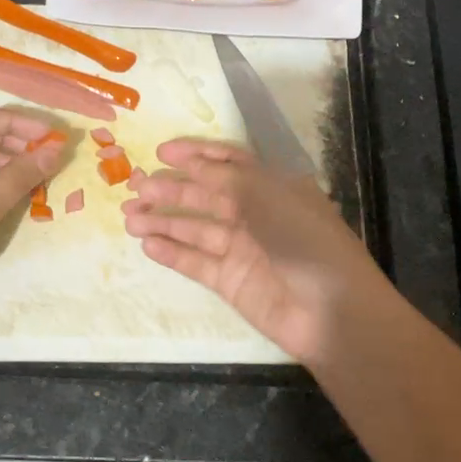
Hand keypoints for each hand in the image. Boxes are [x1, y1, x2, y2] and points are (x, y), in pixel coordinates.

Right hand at [121, 139, 387, 361]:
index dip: (197, 155)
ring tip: (129, 217)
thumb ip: (226, 179)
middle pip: (206, 195)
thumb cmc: (304, 240)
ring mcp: (242, 249)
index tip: (162, 152)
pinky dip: (172, 252)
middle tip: (134, 187)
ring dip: (163, 221)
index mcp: (274, 187)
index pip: (229, 163)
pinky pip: (195, 262)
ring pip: (195, 229)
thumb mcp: (266, 197)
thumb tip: (192, 167)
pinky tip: (147, 244)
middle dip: (170, 190)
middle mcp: (256, 214)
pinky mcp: (231, 282)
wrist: (331, 309)